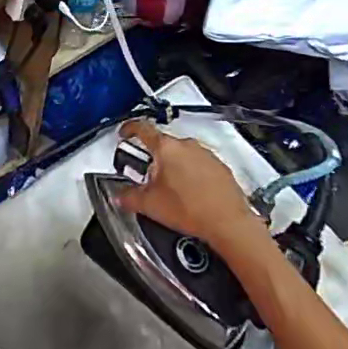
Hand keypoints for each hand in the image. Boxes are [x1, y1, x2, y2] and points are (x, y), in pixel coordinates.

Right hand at [115, 120, 269, 253]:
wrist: (226, 220)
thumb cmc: (192, 209)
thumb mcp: (150, 205)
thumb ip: (129, 196)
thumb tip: (121, 195)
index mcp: (167, 148)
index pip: (143, 129)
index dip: (130, 128)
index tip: (125, 132)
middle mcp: (187, 145)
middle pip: (163, 145)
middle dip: (153, 161)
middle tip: (147, 179)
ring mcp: (205, 153)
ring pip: (181, 155)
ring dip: (173, 168)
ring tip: (170, 193)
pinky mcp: (218, 165)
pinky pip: (198, 164)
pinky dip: (190, 175)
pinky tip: (189, 195)